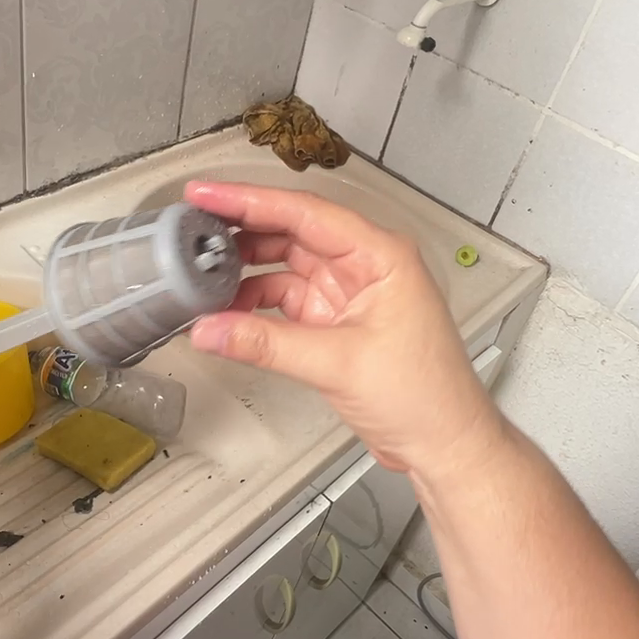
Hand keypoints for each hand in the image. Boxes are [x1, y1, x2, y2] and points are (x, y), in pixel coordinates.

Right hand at [184, 181, 502, 477]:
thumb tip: (211, 329)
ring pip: (284, 265)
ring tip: (203, 273)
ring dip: (245, 270)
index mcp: (379, 255)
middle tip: (194, 228)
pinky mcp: (334, 322)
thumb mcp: (339, 364)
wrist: (444, 444)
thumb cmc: (425, 395)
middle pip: (291, 232)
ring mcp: (347, 293)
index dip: (250, 200)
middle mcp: (362, 266)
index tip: (207, 194)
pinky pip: (284, 301)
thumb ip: (267, 344)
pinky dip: (255, 305)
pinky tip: (228, 311)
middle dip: (241, 230)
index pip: (305, 213)